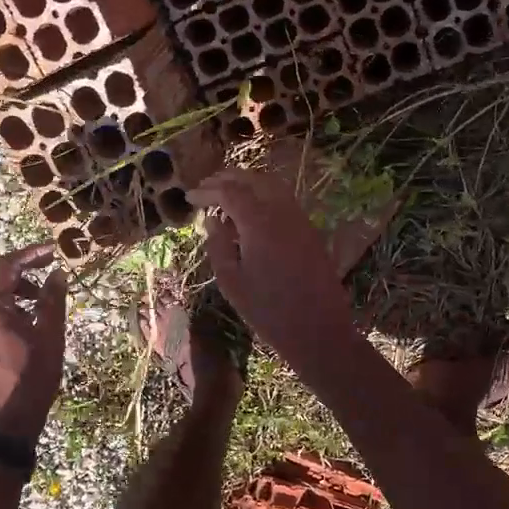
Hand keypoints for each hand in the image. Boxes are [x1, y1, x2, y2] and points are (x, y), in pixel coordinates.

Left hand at [0, 243, 67, 441]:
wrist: (4, 423)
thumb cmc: (31, 379)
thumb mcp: (50, 337)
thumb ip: (53, 300)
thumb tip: (57, 273)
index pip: (6, 265)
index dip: (29, 254)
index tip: (52, 251)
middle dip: (18, 266)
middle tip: (45, 267)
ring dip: (11, 285)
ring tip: (40, 296)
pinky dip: (4, 303)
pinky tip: (26, 317)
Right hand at [191, 169, 356, 363]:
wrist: (318, 330)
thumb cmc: (268, 311)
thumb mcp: (232, 282)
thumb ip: (218, 246)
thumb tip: (211, 221)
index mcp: (259, 222)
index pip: (229, 192)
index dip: (206, 190)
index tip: (189, 197)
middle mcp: (282, 212)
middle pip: (252, 180)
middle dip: (227, 179)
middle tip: (205, 187)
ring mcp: (300, 219)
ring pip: (271, 186)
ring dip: (247, 183)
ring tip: (225, 194)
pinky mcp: (310, 230)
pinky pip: (283, 201)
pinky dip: (263, 196)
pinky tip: (250, 214)